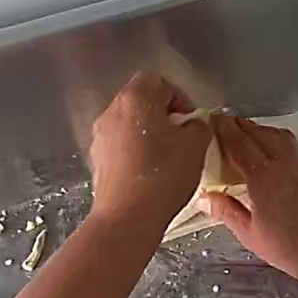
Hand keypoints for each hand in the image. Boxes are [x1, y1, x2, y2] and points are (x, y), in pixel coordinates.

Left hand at [88, 72, 211, 230]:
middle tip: (182, 137)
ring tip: (167, 158)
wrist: (128, 217)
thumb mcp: (196, 146)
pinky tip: (150, 174)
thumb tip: (194, 125)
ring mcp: (101, 137)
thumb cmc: (162, 176)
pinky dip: (135, 153)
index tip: (190, 119)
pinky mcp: (97, 160)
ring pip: (129, 125)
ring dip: (148, 135)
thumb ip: (199, 126)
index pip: (157, 81)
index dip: (178, 97)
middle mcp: (112, 112)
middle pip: (140, 101)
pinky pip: (120, 147)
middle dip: (163, 116)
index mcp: (135, 99)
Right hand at [205, 116, 297, 284]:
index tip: (213, 120)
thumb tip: (205, 197)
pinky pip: (295, 144)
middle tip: (225, 120)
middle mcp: (283, 163)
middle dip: (240, 124)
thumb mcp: (249, 233)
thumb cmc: (289, 248)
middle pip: (258, 133)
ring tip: (248, 129)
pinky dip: (280, 138)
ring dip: (260, 128)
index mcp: (262, 177)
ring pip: (278, 134)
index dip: (224, 129)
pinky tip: (277, 145)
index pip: (238, 143)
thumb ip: (226, 211)